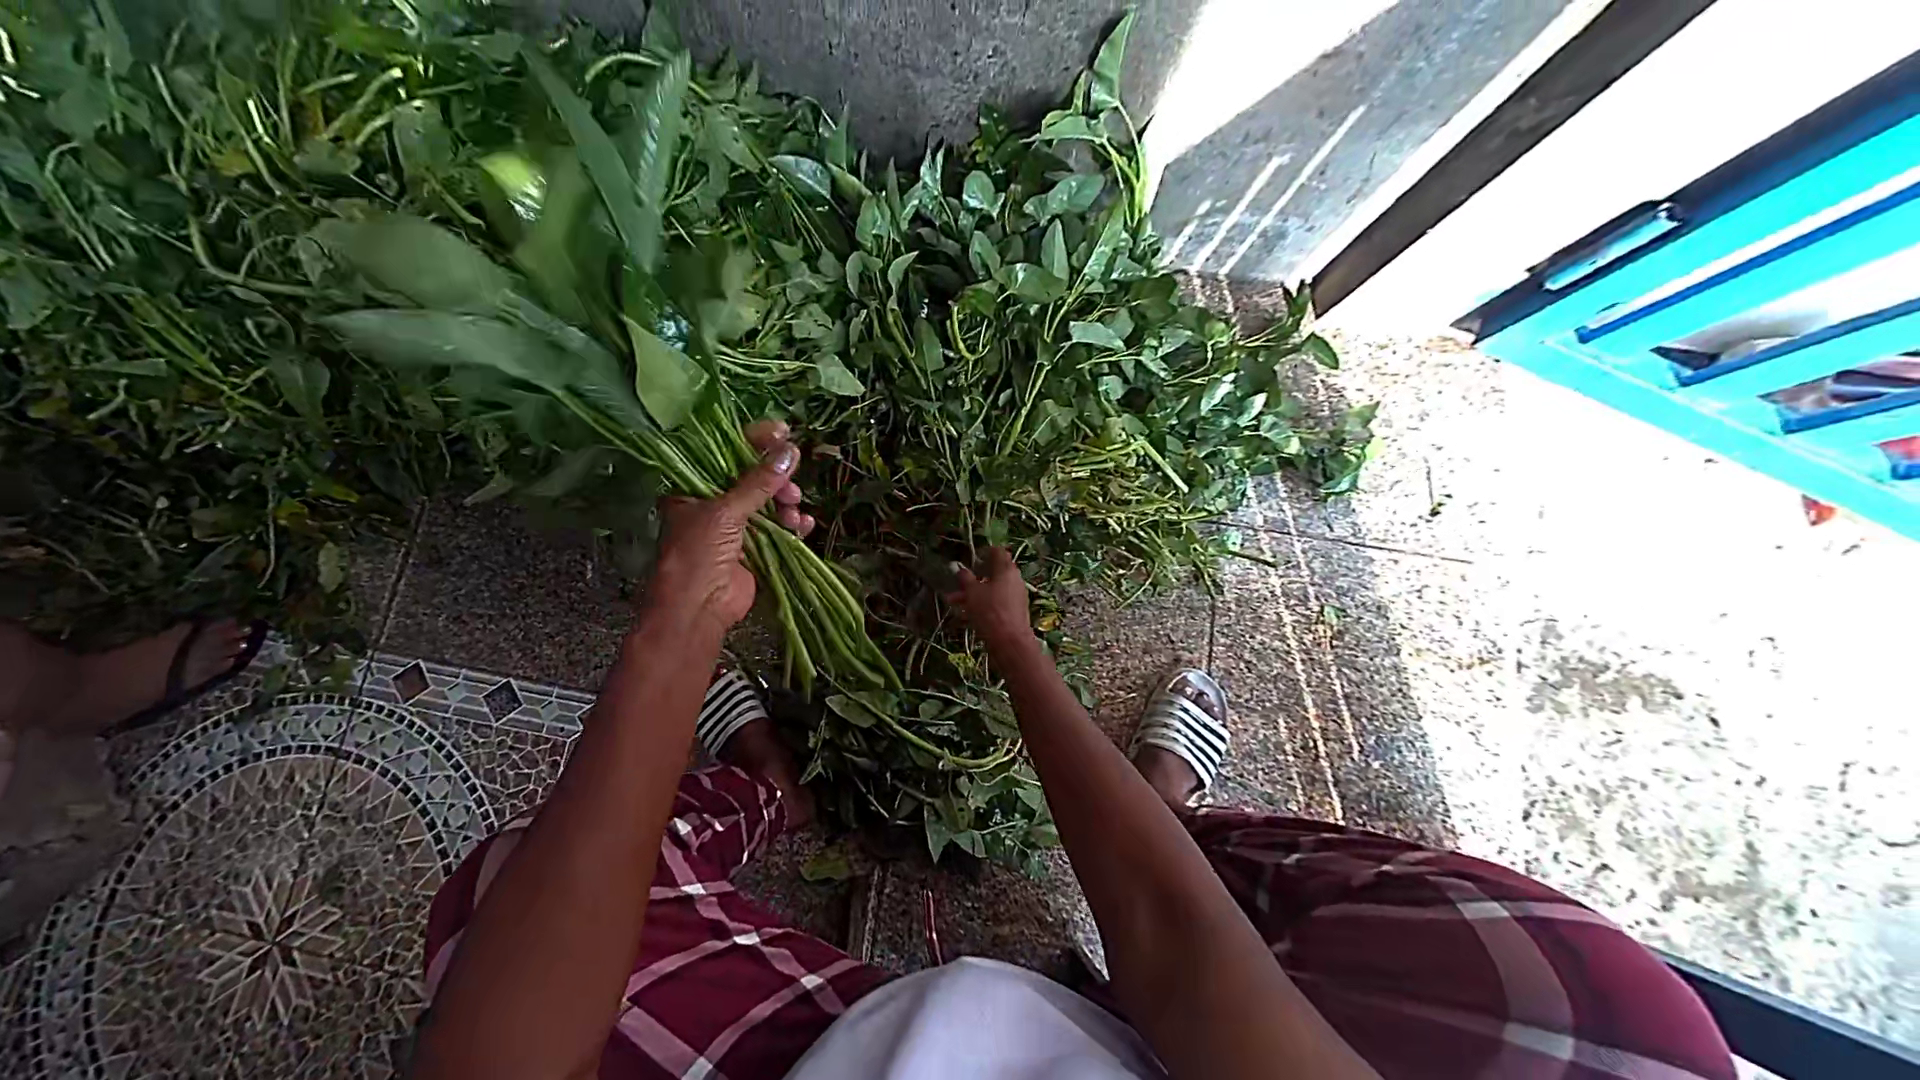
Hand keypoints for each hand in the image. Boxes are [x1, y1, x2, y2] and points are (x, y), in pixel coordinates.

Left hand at [644, 421, 810, 638]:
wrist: (697, 609)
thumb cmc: (697, 554)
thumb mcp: (725, 512)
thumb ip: (759, 482)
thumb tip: (790, 451)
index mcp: (694, 487)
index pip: (727, 452)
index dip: (755, 441)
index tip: (784, 433)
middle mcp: (714, 503)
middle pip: (754, 478)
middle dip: (777, 480)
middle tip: (791, 488)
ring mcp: (736, 527)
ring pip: (770, 503)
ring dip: (786, 504)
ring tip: (794, 513)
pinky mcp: (754, 548)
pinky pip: (779, 528)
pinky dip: (792, 525)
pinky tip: (802, 526)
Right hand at [944, 546, 1033, 648]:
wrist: (1010, 642)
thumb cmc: (990, 611)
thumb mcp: (972, 593)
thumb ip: (965, 579)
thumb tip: (961, 569)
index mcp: (1006, 569)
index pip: (997, 552)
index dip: (983, 553)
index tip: (970, 560)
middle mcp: (1014, 579)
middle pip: (993, 573)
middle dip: (973, 578)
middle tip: (958, 584)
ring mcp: (1016, 596)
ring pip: (992, 590)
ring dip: (973, 594)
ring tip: (954, 602)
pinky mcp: (1014, 611)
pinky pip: (996, 602)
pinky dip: (982, 605)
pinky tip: (966, 615)